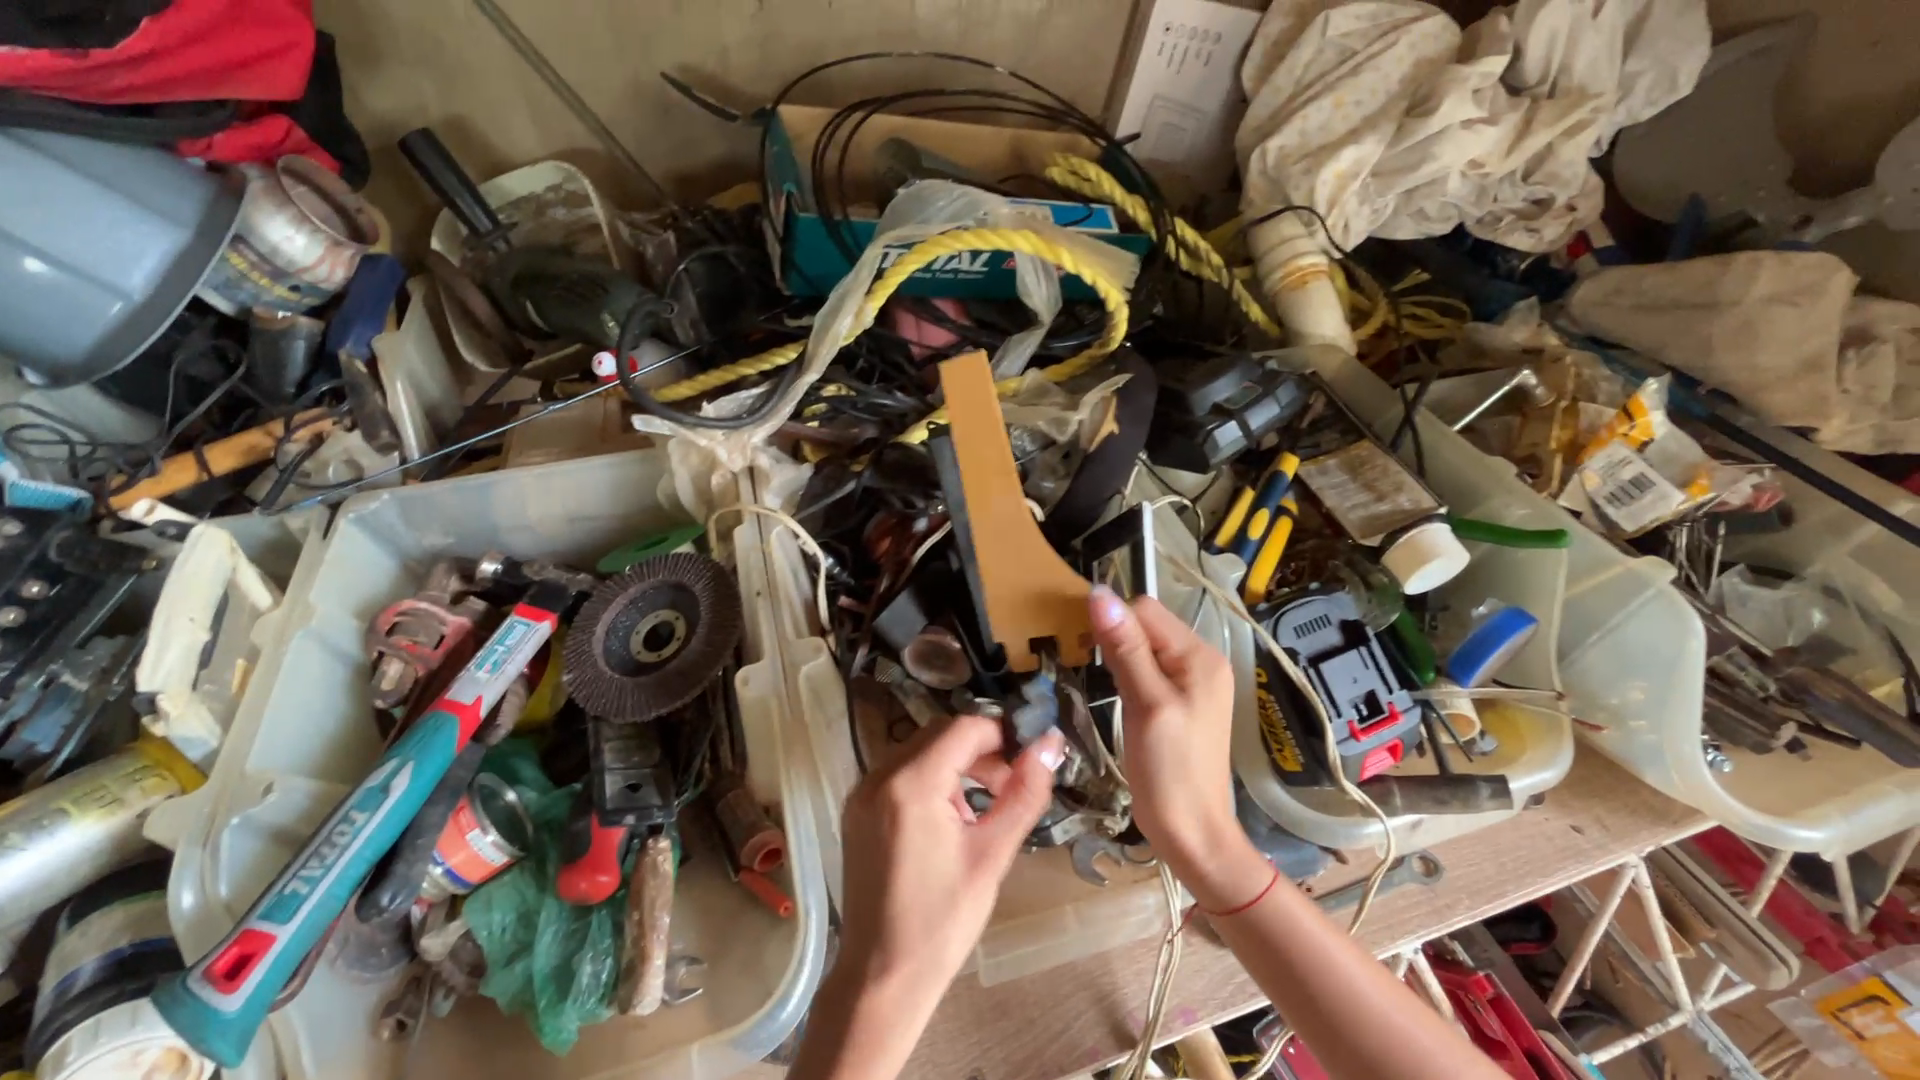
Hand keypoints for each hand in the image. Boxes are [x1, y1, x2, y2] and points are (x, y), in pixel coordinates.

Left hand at [837, 714, 1063, 1001]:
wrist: (883, 976)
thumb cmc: (943, 921)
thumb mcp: (992, 855)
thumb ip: (1024, 793)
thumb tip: (1051, 744)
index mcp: (910, 784)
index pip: (964, 728)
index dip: (1003, 734)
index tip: (1032, 757)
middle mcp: (878, 777)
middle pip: (940, 734)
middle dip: (982, 750)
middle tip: (1014, 784)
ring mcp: (862, 793)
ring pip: (920, 751)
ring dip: (958, 765)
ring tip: (986, 807)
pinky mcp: (857, 811)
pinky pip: (901, 774)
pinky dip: (932, 781)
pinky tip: (952, 818)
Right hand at [1088, 586, 1263, 908]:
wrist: (1191, 833)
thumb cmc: (1170, 772)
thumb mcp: (1146, 705)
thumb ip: (1125, 649)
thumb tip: (1099, 594)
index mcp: (1199, 656)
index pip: (1145, 610)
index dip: (1112, 621)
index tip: (1086, 649)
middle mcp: (1201, 661)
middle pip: (1145, 625)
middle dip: (1115, 639)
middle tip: (1099, 677)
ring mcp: (1192, 683)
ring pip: (1143, 647)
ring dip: (1118, 657)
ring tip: (1108, 690)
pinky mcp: (1179, 702)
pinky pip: (1147, 670)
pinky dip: (1127, 676)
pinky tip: (1119, 699)